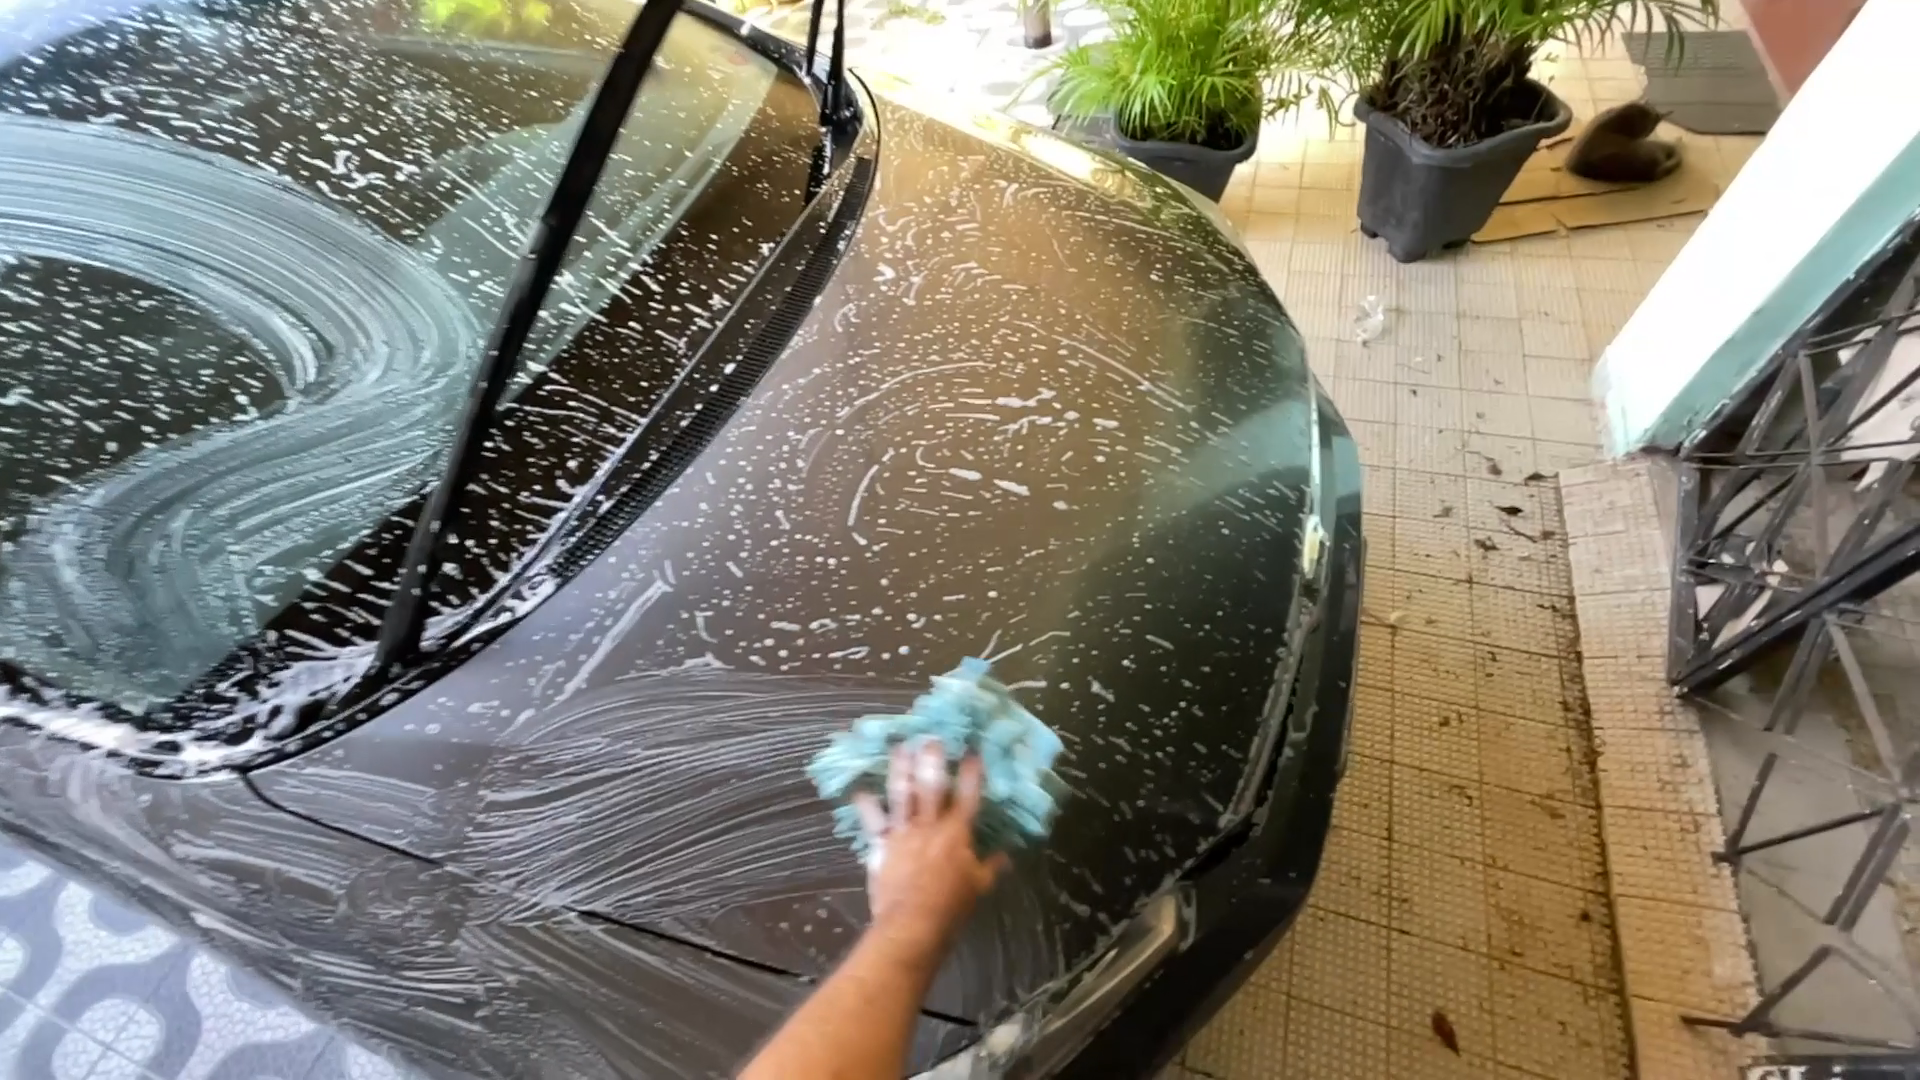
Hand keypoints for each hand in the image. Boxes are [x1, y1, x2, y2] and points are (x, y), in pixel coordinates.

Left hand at [853, 740, 1008, 952]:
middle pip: (932, 785)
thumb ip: (991, 867)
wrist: (913, 924)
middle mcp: (930, 824)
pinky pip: (872, 821)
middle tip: (930, 737)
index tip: (972, 751)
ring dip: (900, 769)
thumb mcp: (979, 887)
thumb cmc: (951, 906)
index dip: (971, 772)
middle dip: (932, 759)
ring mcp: (904, 832)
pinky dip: (865, 806)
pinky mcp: (883, 845)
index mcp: (957, 832)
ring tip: (900, 748)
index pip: (969, 795)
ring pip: (902, 793)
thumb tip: (1006, 854)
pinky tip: (859, 791)